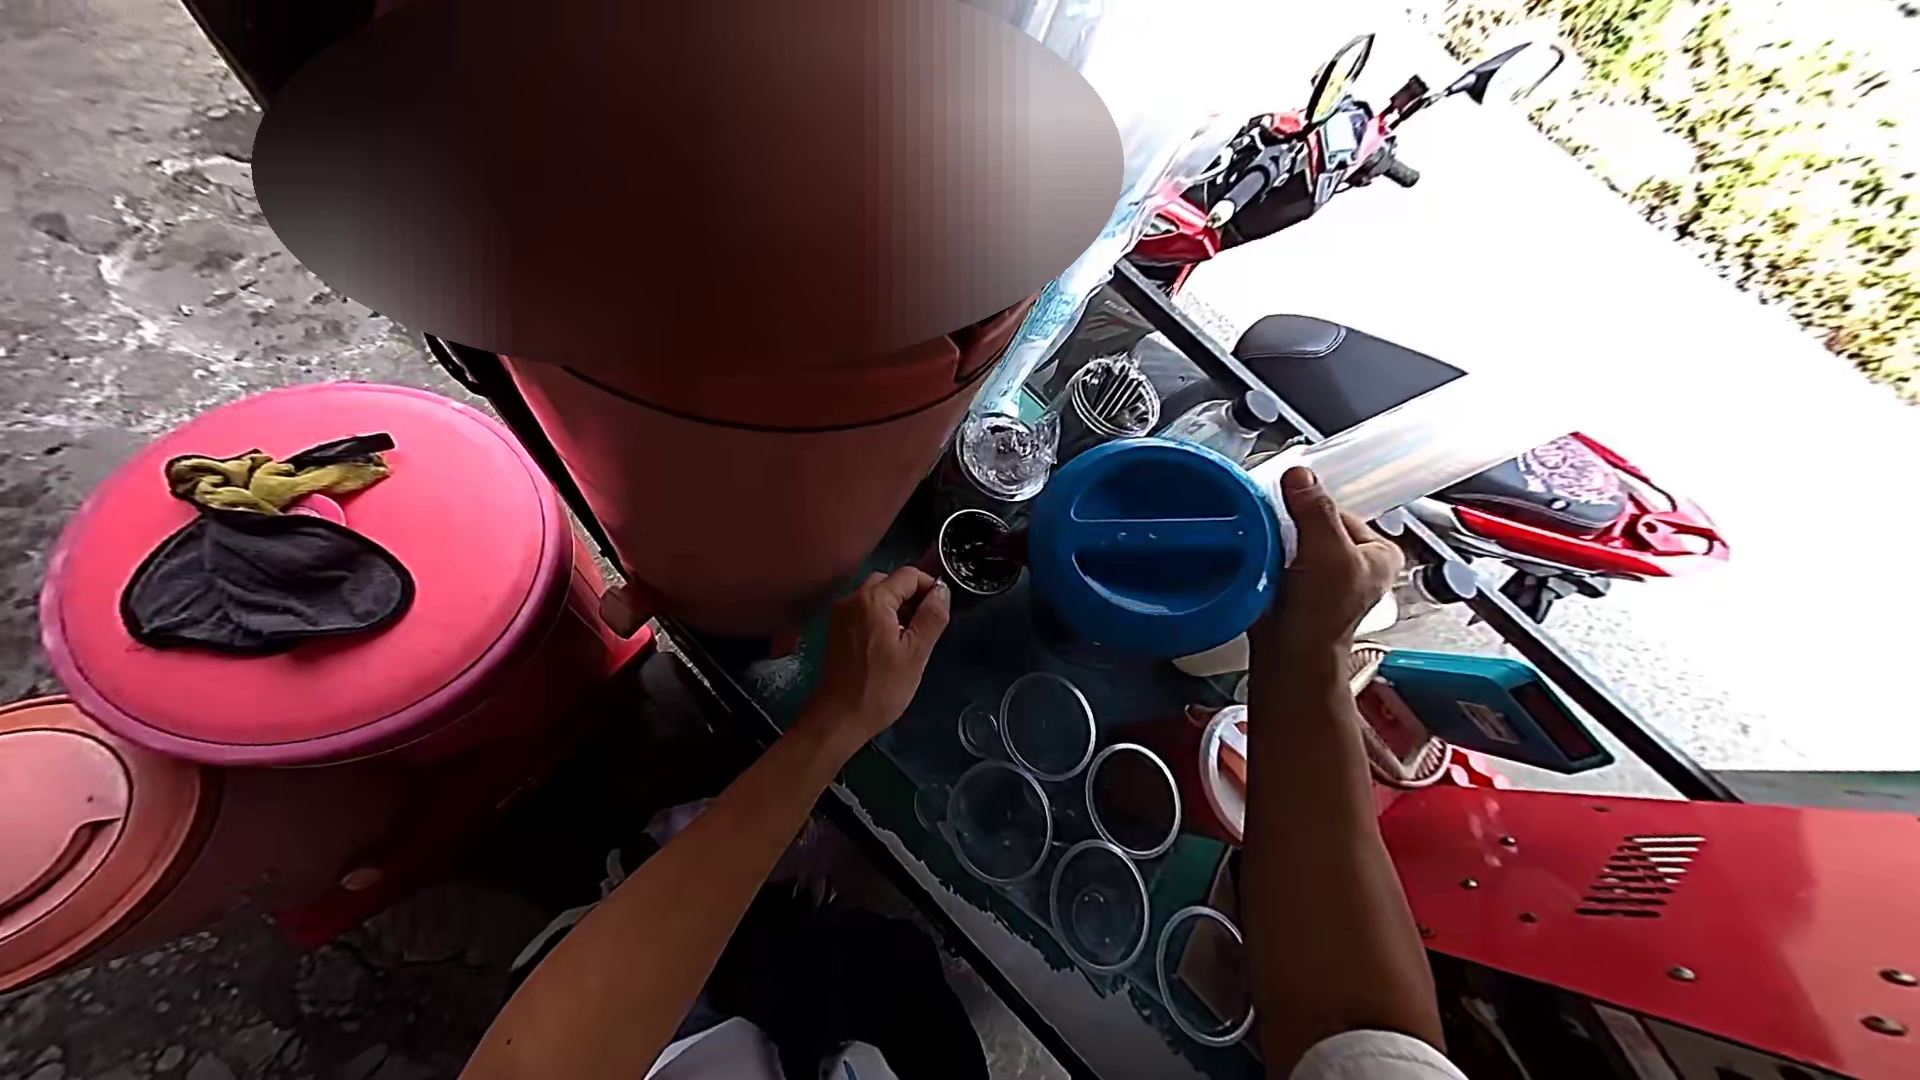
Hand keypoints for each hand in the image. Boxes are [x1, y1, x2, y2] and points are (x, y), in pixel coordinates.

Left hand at [805, 566, 951, 748]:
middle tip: (926, 626)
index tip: (940, 611)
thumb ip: (932, 616)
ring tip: (910, 638)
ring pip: (877, 596)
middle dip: (912, 597)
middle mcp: (852, 599)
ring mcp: (841, 614)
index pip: (908, 575)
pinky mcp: (837, 629)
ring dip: (897, 608)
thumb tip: (942, 590)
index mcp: (872, 599)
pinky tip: (890, 644)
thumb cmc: (881, 687)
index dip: (929, 587)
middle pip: (891, 582)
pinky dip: (881, 617)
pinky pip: (864, 610)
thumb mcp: (916, 652)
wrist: (839, 718)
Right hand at [1259, 466, 1403, 651]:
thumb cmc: (1320, 612)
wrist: (1289, 651)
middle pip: (1313, 521)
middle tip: (1272, 528)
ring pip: (1294, 537)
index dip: (1310, 507)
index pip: (1338, 508)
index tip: (1286, 508)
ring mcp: (1323, 573)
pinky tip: (1257, 555)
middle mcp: (1354, 560)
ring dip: (1275, 536)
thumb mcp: (1327, 553)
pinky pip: (1278, 553)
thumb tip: (1300, 473)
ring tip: (1263, 543)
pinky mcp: (1296, 583)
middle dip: (1289, 522)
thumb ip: (1315, 511)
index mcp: (1379, 550)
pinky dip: (1266, 551)